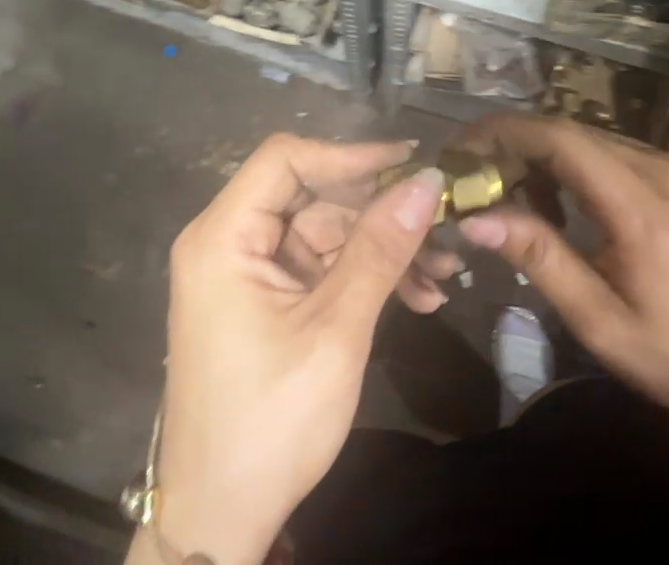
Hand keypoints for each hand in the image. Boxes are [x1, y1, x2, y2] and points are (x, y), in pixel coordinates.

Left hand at [156, 134, 446, 563]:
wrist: (223, 514)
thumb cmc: (271, 420)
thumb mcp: (335, 330)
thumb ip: (380, 250)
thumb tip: (428, 182)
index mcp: (223, 237)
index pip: (285, 159)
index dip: (350, 154)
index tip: (412, 164)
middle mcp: (230, 243)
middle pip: (313, 196)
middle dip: (381, 213)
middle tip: (445, 232)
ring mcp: (250, 274)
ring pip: (327, 234)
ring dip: (384, 251)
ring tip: (443, 278)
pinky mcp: (268, 302)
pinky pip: (323, 270)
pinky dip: (366, 279)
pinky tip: (418, 300)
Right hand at [455, 115, 668, 464]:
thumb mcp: (599, 321)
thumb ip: (539, 259)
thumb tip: (475, 218)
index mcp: (643, 209)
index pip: (563, 141)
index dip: (505, 133)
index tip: (460, 148)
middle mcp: (660, 174)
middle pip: (571, 133)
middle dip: (512, 144)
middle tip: (468, 177)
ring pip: (586, 141)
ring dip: (536, 157)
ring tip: (498, 196)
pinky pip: (605, 158)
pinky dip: (564, 170)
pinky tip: (547, 207)